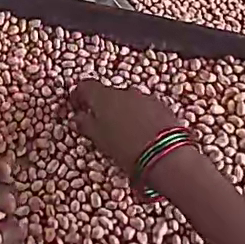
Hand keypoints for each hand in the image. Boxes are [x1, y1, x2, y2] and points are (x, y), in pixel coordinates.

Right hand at [69, 81, 187, 170]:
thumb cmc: (126, 148)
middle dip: (103, 107)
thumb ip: (85, 124)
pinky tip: (141, 135)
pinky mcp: (163, 108)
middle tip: (99, 125)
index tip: (76, 106)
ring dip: (122, 112)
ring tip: (122, 134)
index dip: (78, 95)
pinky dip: (140, 118)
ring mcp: (145, 98)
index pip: (85, 86)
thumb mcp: (99, 139)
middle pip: (108, 94)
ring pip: (128, 102)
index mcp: (103, 96)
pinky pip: (145, 109)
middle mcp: (124, 92)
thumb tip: (77, 118)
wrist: (167, 157)